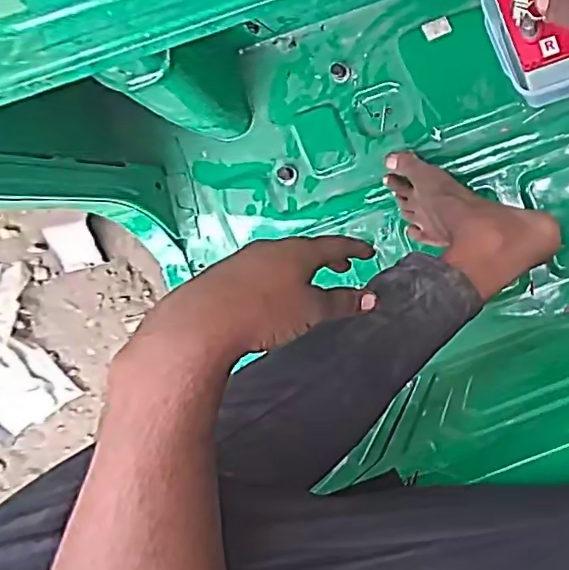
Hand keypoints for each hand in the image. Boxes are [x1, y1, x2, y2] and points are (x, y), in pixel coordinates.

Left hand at [124, 236, 375, 367]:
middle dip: (327, 257)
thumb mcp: (312, 311)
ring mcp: (245, 261)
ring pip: (281, 259)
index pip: (334, 244)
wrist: (200, 325)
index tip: (366, 252)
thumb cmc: (259, 313)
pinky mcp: (225, 277)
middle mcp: (270, 249)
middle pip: (306, 249)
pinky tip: (274, 295)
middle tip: (342, 265)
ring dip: (300, 269)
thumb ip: (342, 302)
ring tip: (309, 283)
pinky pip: (260, 271)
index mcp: (297, 251)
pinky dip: (276, 278)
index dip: (354, 249)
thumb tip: (368, 298)